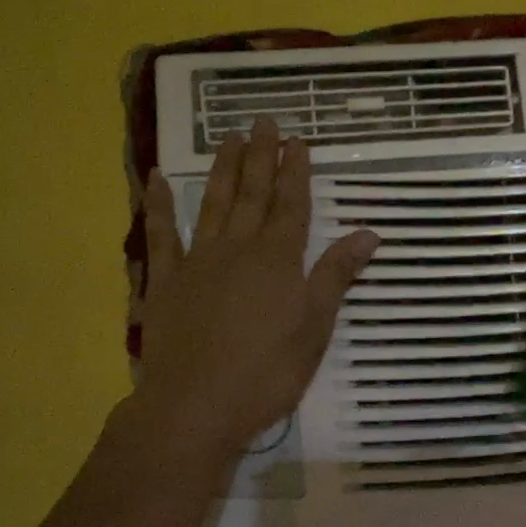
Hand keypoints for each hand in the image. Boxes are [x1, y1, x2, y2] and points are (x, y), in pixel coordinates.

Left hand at [131, 118, 378, 472]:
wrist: (195, 406)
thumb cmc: (267, 372)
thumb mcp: (315, 327)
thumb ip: (336, 276)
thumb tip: (369, 233)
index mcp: (278, 259)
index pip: (291, 204)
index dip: (296, 171)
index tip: (298, 140)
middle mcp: (238, 248)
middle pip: (252, 194)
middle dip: (261, 157)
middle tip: (264, 120)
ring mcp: (197, 262)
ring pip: (212, 204)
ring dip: (222, 169)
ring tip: (228, 137)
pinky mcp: (164, 282)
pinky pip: (160, 235)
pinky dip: (159, 205)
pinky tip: (156, 179)